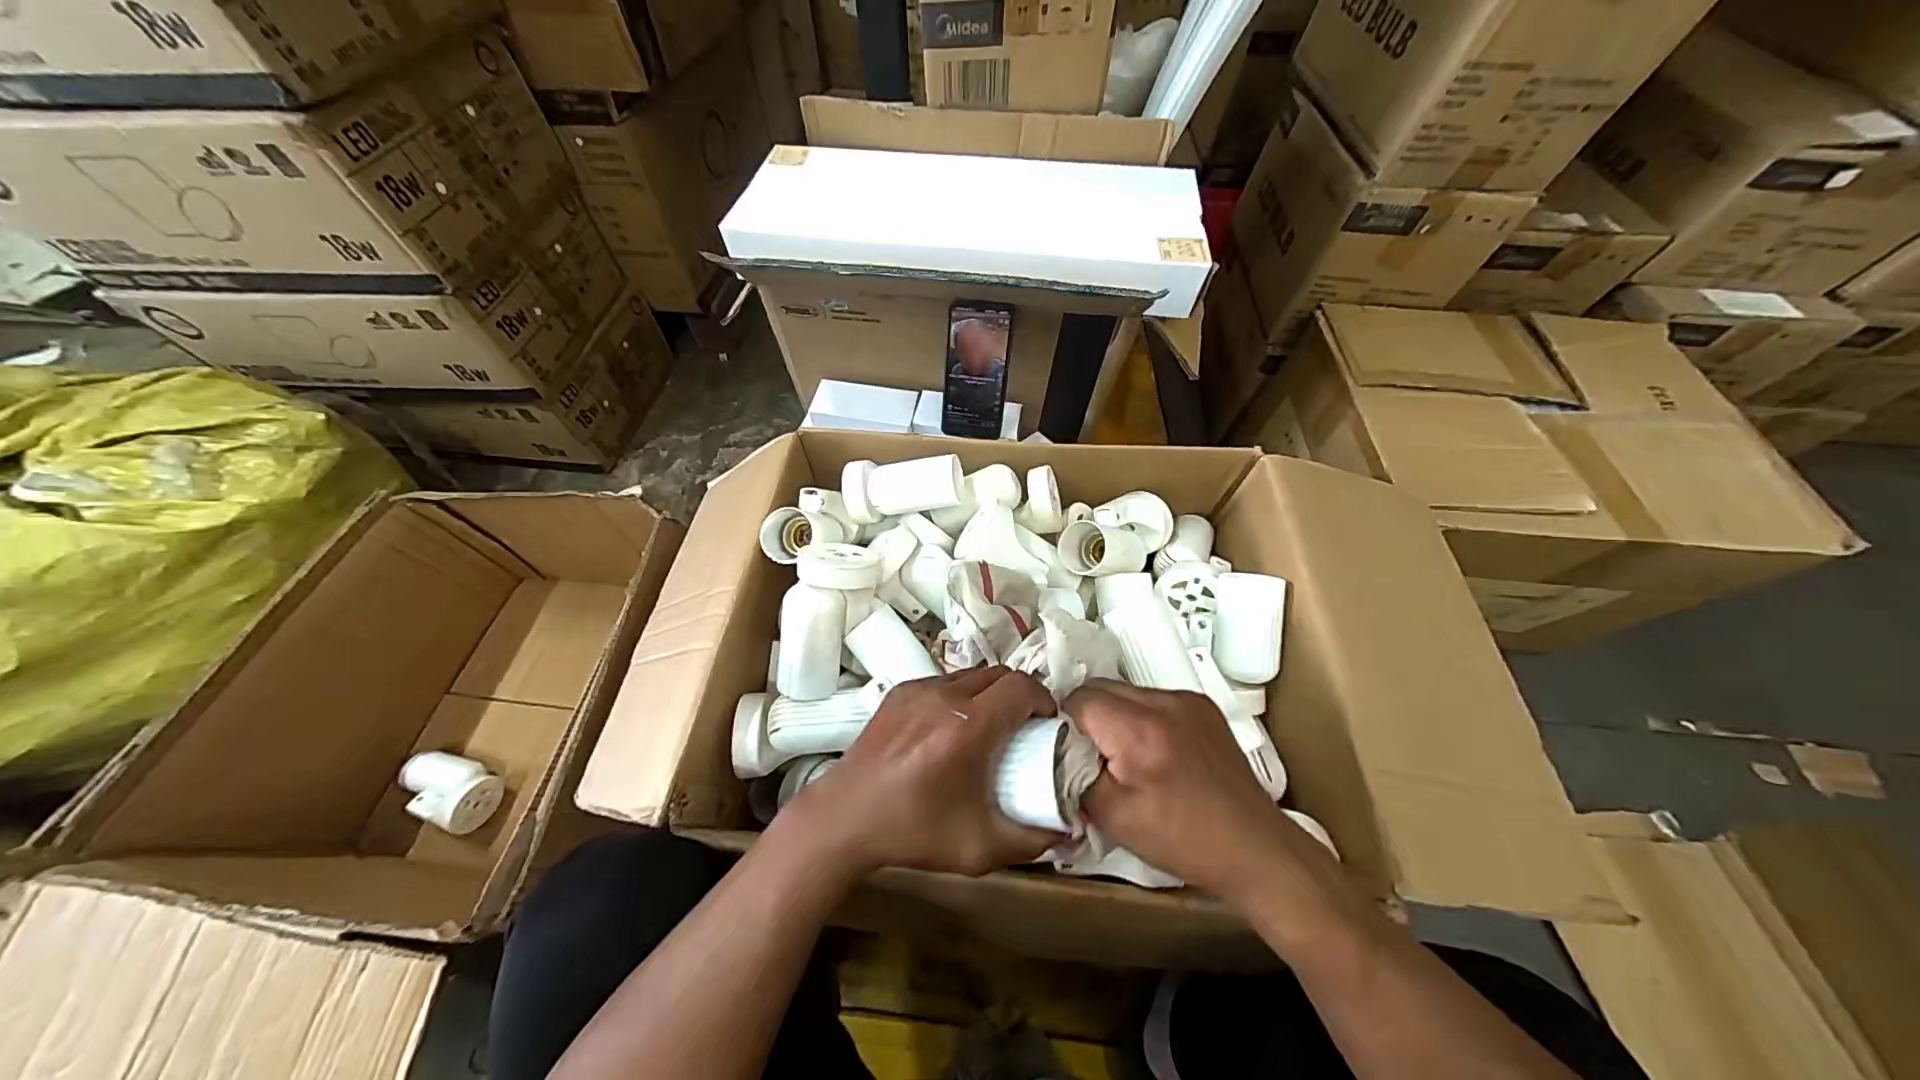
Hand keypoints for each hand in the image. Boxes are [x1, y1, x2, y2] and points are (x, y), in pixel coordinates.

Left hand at [782, 667, 1062, 876]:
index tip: (1046, 724)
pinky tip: (954, 726)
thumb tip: (1071, 832)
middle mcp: (943, 698)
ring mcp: (917, 691)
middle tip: (1025, 725)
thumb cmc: (913, 833)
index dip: (1042, 700)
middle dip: (1021, 693)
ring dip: (991, 692)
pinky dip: (961, 695)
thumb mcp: (980, 848)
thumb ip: (1033, 840)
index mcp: (967, 729)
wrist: (844, 819)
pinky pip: (944, 682)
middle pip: (1000, 673)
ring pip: (971, 674)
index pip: (1021, 687)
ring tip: (991, 725)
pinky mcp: (898, 693)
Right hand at [1065, 680, 1340, 905]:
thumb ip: (1074, 776)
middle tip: (1086, 756)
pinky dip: (1140, 717)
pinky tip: (1149, 751)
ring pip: (1126, 690)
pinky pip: (1153, 698)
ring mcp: (1188, 700)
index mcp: (1139, 729)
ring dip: (1112, 715)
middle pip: (1100, 687)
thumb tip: (1054, 752)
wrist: (1255, 849)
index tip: (1064, 753)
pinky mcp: (1203, 707)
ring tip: (1120, 756)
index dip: (1062, 724)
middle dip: (1085, 717)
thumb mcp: (1112, 817)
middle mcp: (1165, 701)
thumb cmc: (1184, 840)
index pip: (1078, 700)